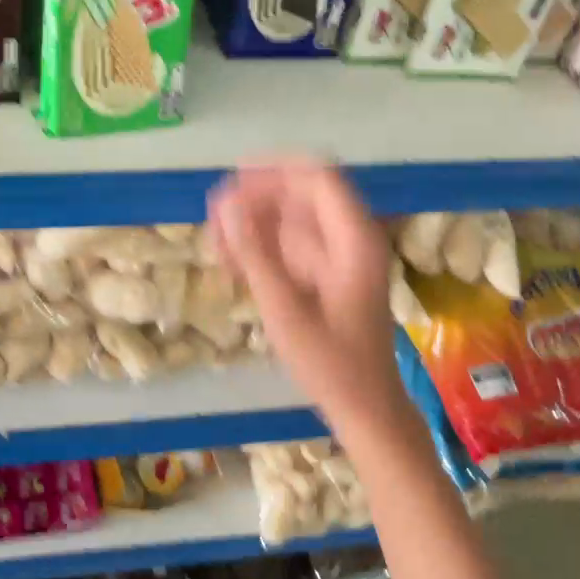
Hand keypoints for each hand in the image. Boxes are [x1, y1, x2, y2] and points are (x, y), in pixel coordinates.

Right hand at [207, 159, 402, 427]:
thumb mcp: (286, 310)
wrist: (365, 409)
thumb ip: (255, 254)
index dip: (276, 169)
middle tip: (214, 217)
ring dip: (252, 224)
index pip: (318, 177)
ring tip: (216, 244)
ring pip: (288, 218)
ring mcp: (336, 256)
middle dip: (255, 199)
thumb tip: (227, 205)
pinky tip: (231, 265)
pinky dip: (260, 248)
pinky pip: (287, 244)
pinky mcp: (323, 274)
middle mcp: (348, 239)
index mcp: (353, 240)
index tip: (233, 177)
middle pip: (299, 194)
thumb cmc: (332, 364)